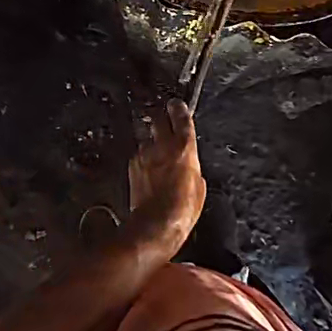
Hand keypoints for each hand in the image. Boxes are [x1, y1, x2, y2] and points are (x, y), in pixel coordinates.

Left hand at [126, 99, 205, 256]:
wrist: (155, 225)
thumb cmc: (181, 209)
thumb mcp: (199, 187)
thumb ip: (193, 167)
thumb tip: (189, 167)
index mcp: (184, 147)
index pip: (180, 115)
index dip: (178, 108)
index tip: (177, 106)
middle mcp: (163, 145)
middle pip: (158, 118)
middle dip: (161, 118)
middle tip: (165, 123)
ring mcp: (145, 154)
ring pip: (147, 138)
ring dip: (151, 143)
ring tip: (157, 156)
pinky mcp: (132, 166)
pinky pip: (139, 156)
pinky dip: (143, 160)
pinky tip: (149, 173)